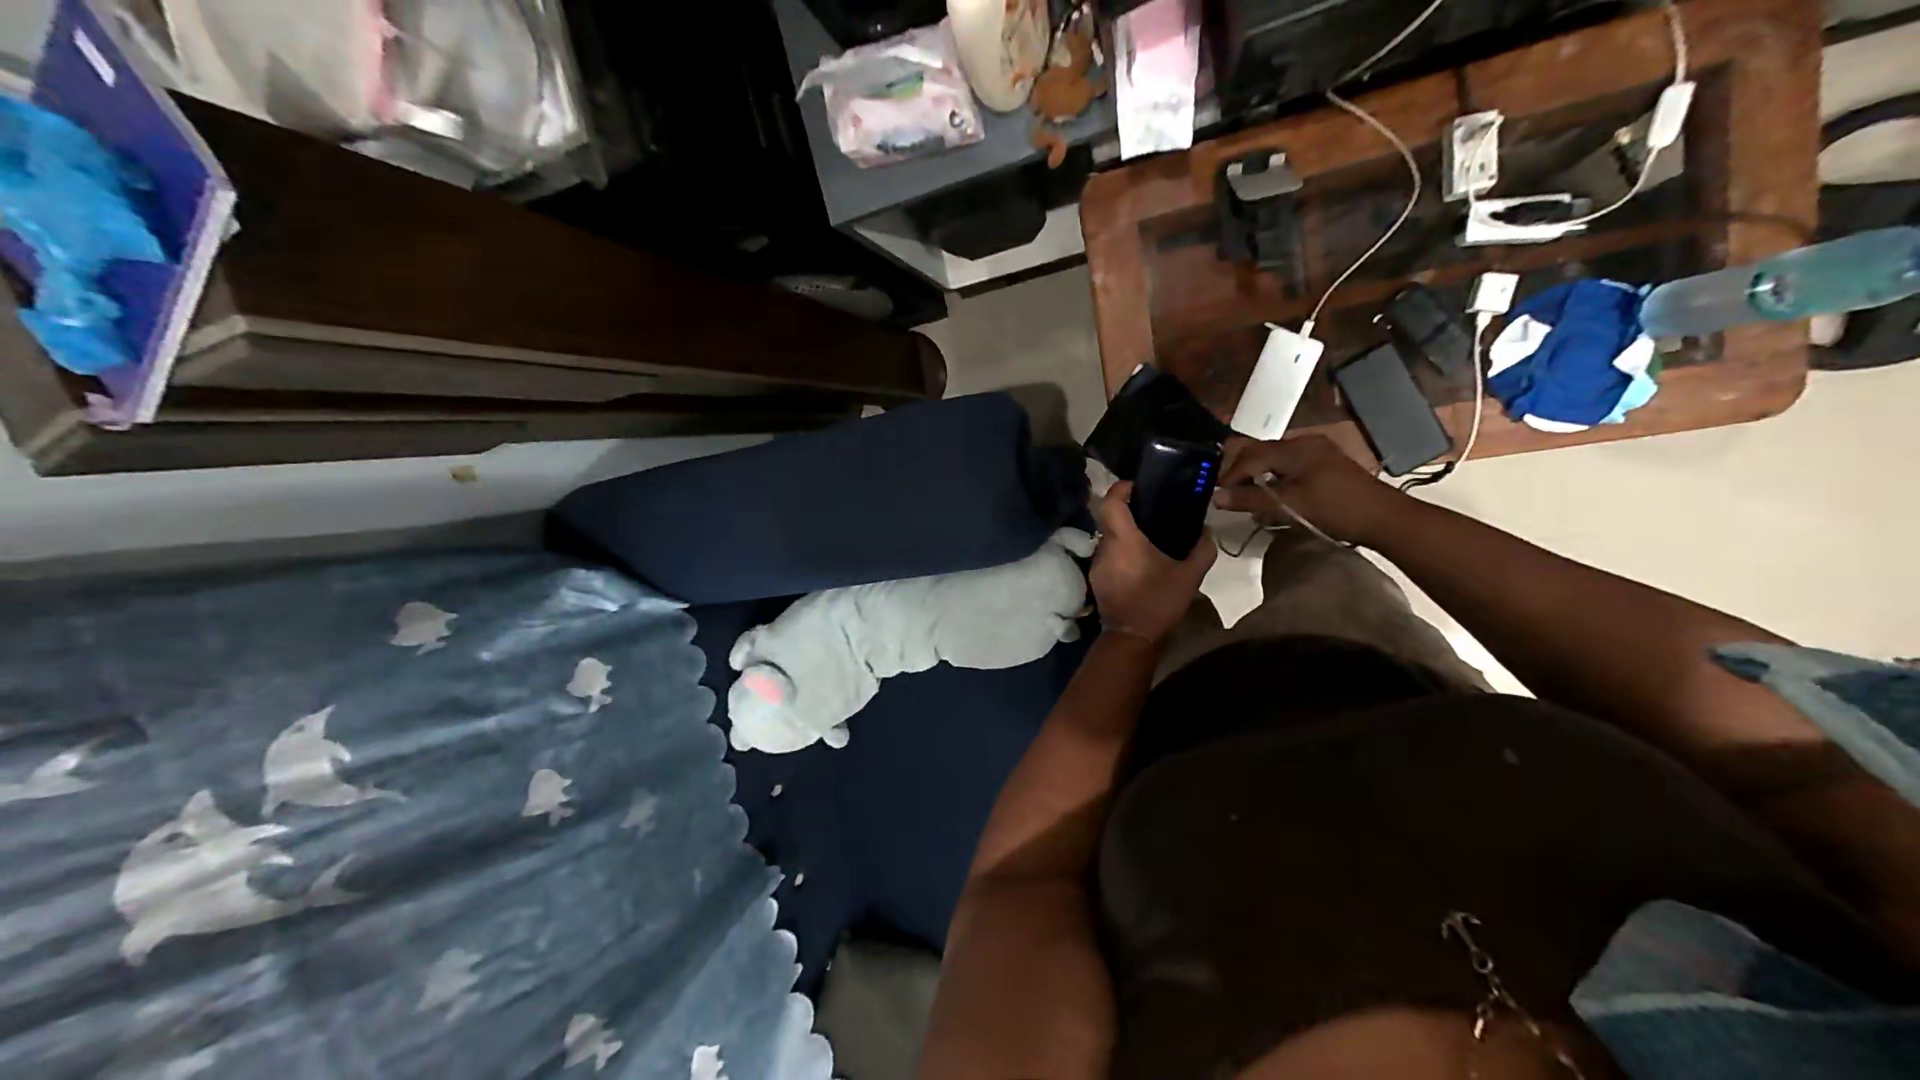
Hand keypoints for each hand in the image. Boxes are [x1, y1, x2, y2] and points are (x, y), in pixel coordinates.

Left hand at [1090, 481, 1216, 643]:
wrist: (1133, 637)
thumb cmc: (1160, 602)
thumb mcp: (1190, 576)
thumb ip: (1202, 549)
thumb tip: (1206, 530)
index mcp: (1124, 540)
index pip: (1111, 501)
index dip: (1122, 488)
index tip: (1138, 486)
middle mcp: (1105, 547)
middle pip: (1109, 517)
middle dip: (1127, 510)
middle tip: (1151, 511)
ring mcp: (1097, 563)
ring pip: (1108, 536)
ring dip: (1124, 533)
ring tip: (1148, 537)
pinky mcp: (1096, 577)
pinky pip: (1108, 553)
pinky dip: (1121, 550)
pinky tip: (1139, 560)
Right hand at [1212, 435, 1406, 545]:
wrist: (1383, 518)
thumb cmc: (1334, 509)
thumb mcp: (1287, 506)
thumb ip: (1250, 500)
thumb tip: (1217, 497)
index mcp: (1294, 448)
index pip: (1250, 456)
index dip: (1230, 476)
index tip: (1218, 495)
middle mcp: (1304, 442)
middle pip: (1261, 452)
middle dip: (1242, 472)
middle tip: (1229, 494)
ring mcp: (1318, 451)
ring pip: (1275, 458)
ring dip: (1258, 475)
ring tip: (1248, 496)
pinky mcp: (1327, 463)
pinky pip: (1290, 464)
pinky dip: (1275, 477)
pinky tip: (1274, 493)